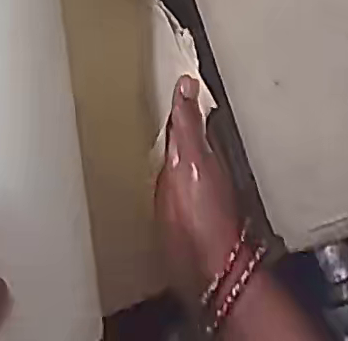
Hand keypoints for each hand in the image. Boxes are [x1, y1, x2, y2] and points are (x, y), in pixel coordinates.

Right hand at [154, 75, 243, 309]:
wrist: (205, 272)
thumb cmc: (199, 215)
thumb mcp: (190, 161)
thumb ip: (187, 124)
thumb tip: (188, 82)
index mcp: (201, 149)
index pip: (188, 113)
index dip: (176, 96)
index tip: (164, 74)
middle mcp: (197, 166)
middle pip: (180, 134)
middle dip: (167, 117)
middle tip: (147, 96)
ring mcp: (188, 190)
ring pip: (173, 154)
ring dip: (160, 141)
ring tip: (141, 125)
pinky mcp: (176, 211)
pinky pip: (163, 177)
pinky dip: (154, 167)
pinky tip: (142, 167)